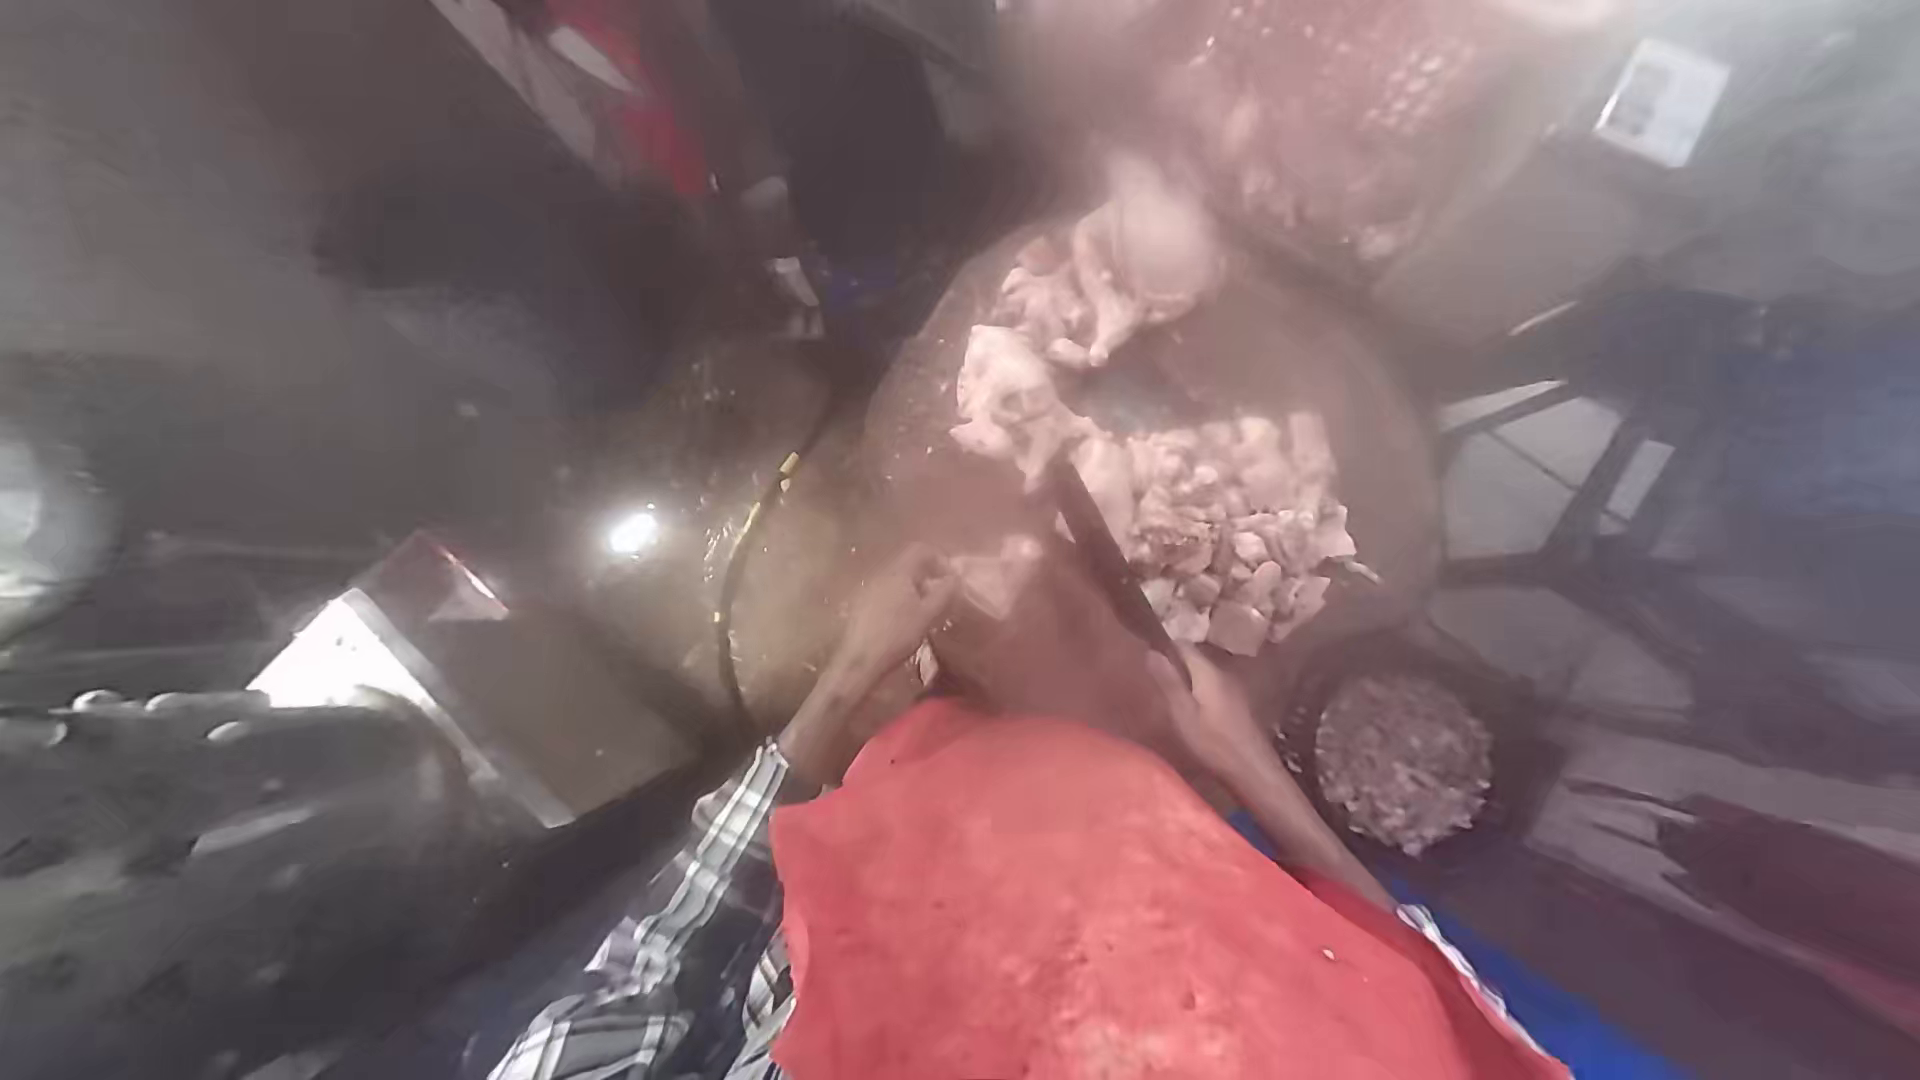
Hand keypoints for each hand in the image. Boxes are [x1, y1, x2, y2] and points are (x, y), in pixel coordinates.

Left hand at [829, 542, 957, 690]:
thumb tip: (956, 577)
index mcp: (898, 571)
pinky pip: (886, 592)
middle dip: (928, 576)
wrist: (860, 661)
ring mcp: (868, 588)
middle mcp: (881, 574)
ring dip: (914, 589)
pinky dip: (900, 599)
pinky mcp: (861, 605)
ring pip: (897, 579)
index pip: (921, 550)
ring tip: (925, 611)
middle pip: (908, 564)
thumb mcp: (928, 614)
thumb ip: (944, 592)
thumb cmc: (897, 635)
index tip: (951, 581)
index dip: (940, 560)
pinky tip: (904, 620)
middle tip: (941, 597)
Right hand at [1149, 644, 1394, 908]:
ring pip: (1202, 670)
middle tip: (1149, 668)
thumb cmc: (1213, 743)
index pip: (1182, 644)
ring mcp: (1232, 687)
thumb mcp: (1182, 713)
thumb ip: (1168, 682)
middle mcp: (1223, 672)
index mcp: (1208, 671)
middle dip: (1172, 657)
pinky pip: (1210, 683)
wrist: (1254, 772)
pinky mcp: (1236, 702)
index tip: (1143, 648)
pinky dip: (1195, 686)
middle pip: (1193, 655)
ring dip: (1184, 673)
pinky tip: (1186, 701)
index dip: (1163, 644)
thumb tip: (1151, 650)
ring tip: (1162, 683)